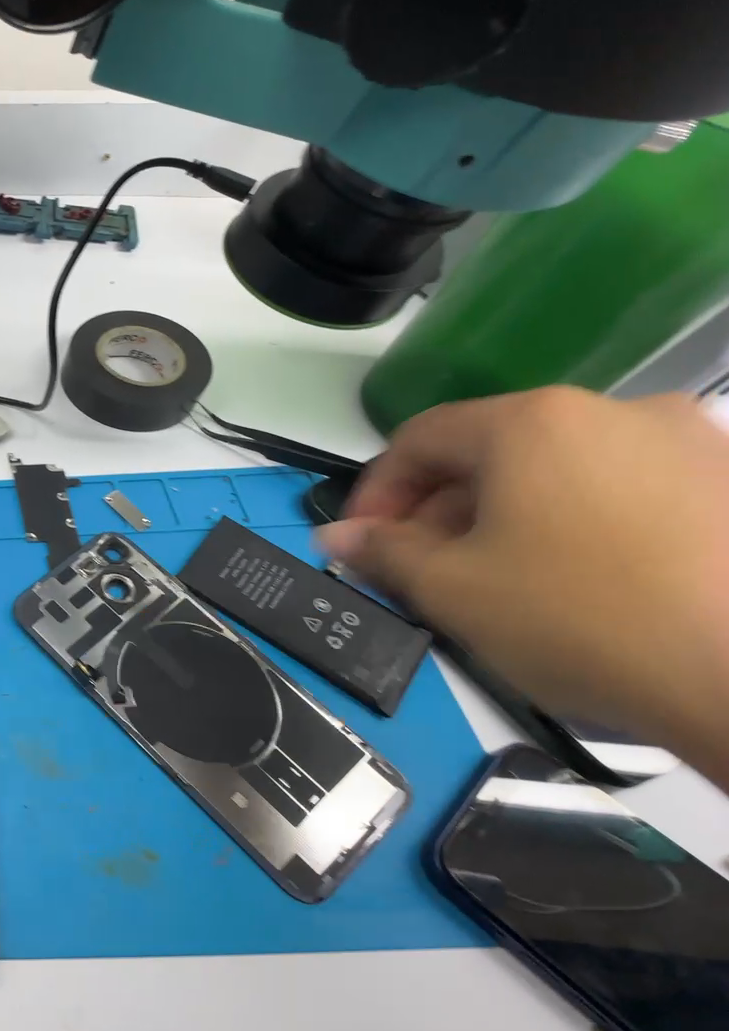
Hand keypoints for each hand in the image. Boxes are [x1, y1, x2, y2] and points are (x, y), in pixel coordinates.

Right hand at [318, 388, 728, 782]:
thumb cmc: (579, 619)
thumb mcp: (448, 588)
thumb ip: (379, 551)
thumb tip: (337, 536)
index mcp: (532, 422)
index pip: (418, 440)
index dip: (374, 494)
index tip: (361, 545)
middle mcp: (615, 411)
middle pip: (491, 453)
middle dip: (441, 510)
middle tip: (424, 570)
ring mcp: (693, 444)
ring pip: (559, 472)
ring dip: (508, 517)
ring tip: (502, 580)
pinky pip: (625, 491)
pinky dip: (580, 524)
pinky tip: (580, 581)